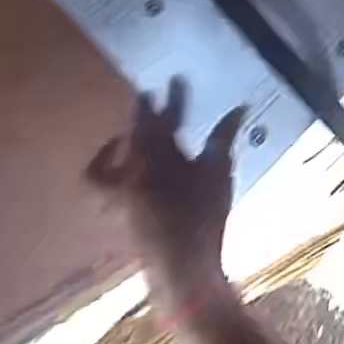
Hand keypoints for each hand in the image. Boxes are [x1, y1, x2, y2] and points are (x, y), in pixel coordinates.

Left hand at [86, 77, 245, 301]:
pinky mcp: (125, 212)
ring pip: (105, 168)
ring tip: (127, 140)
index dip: (168, 101)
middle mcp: (129, 175)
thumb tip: (238, 108)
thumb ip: (224, 137)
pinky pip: (112, 185)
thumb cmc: (203, 213)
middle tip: (152, 100)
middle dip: (143, 118)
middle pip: (133, 139)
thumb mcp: (218, 170)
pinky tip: (143, 175)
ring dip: (114, 151)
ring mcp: (122, 196)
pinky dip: (121, 173)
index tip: (171, 80)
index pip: (157, 122)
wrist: (181, 264)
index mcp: (151, 160)